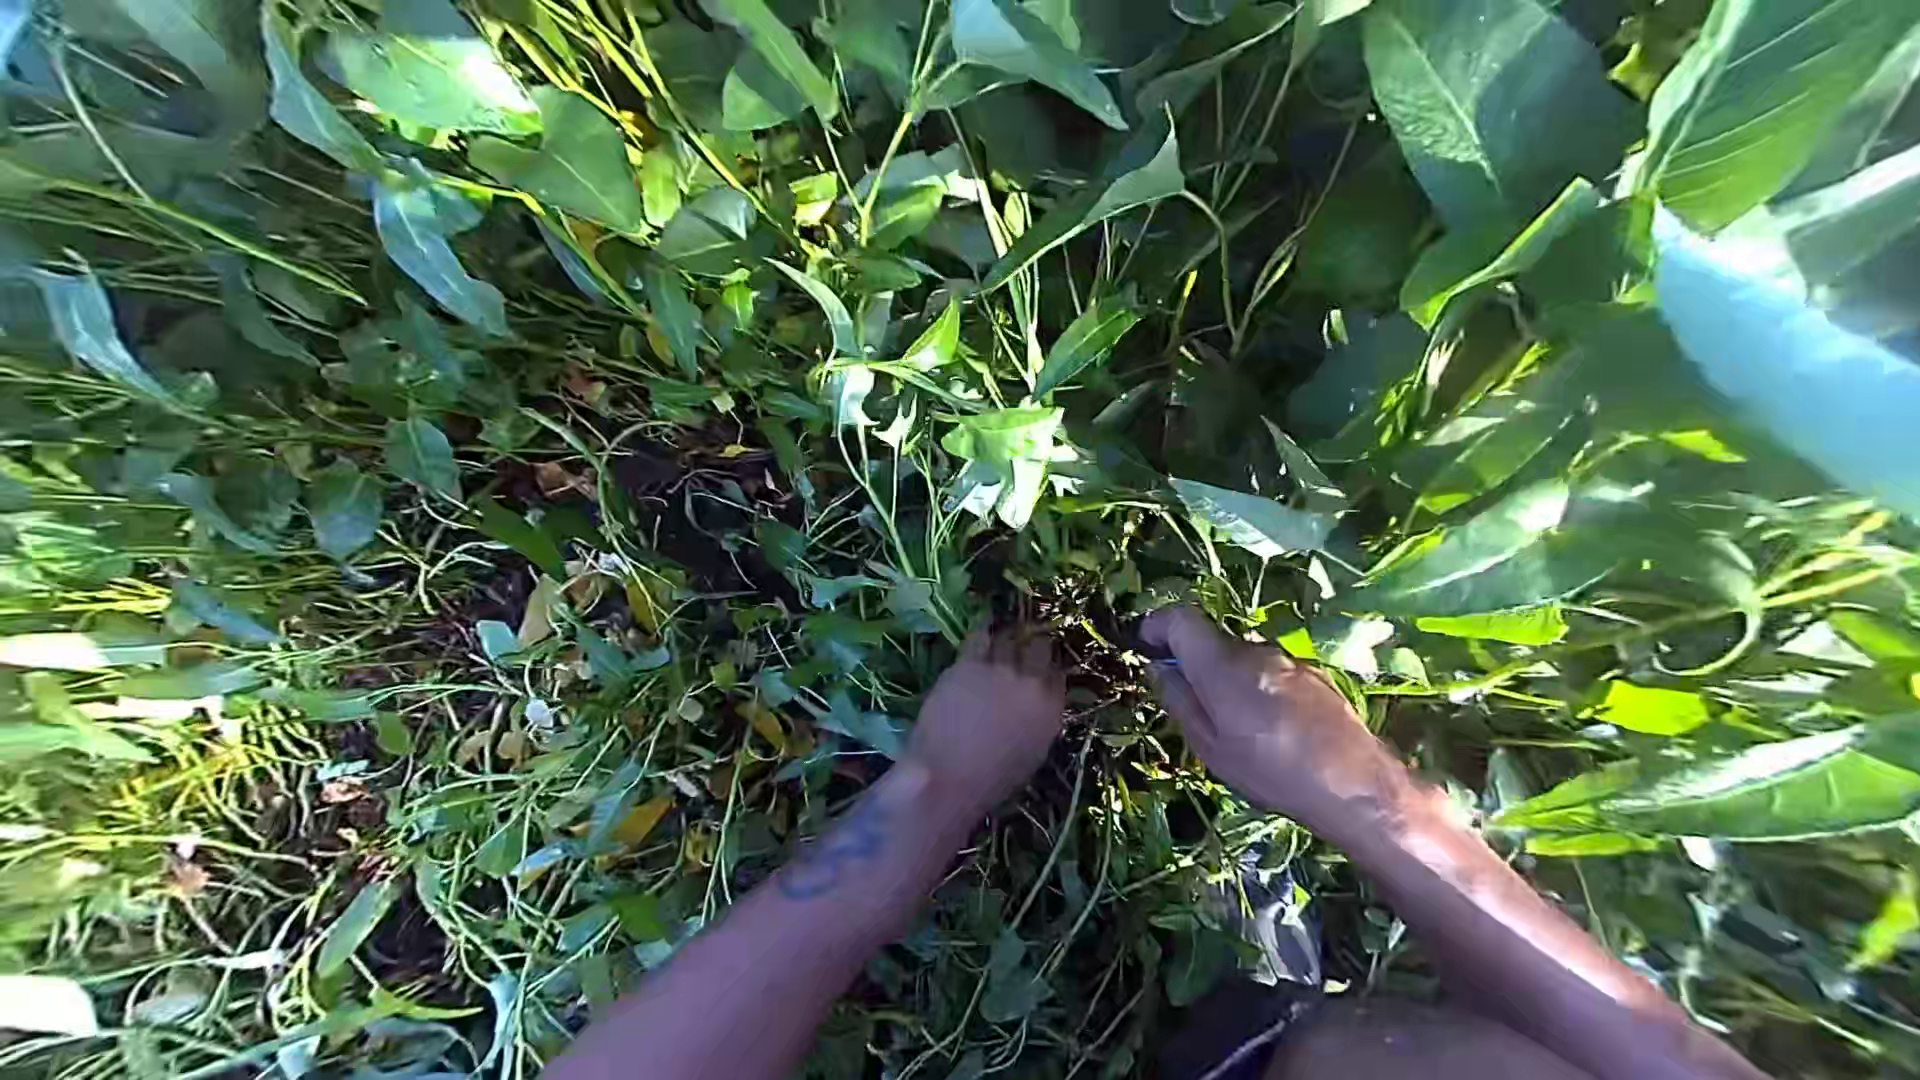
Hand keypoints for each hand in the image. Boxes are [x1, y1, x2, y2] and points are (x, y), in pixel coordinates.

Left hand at [907, 627, 1066, 817]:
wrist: (946, 778)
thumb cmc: (989, 780)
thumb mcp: (1031, 754)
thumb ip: (1038, 721)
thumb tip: (1033, 704)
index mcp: (1050, 711)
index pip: (1057, 675)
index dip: (1046, 668)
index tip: (1038, 667)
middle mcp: (1031, 684)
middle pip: (1038, 648)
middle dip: (1031, 645)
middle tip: (1021, 647)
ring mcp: (1000, 669)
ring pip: (1009, 638)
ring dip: (1006, 638)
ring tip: (999, 638)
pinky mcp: (969, 663)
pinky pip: (979, 637)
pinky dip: (981, 633)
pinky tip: (980, 632)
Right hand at [1142, 606, 1411, 836]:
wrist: (1359, 788)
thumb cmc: (1271, 771)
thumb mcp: (1209, 746)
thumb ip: (1179, 699)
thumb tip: (1157, 668)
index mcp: (1221, 665)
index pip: (1180, 618)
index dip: (1157, 624)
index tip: (1146, 645)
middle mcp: (1254, 650)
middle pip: (1211, 640)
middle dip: (1193, 661)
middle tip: (1192, 702)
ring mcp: (1287, 660)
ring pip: (1241, 656)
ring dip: (1227, 677)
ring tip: (1237, 724)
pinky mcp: (1313, 674)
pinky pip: (1269, 669)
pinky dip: (1257, 685)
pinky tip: (1272, 726)